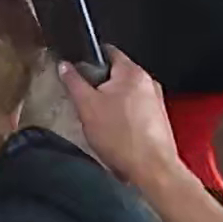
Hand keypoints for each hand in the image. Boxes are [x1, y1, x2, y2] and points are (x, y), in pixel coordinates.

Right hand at [59, 46, 186, 190]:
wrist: (151, 171)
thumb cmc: (124, 140)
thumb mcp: (86, 106)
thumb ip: (74, 82)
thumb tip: (65, 67)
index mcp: (132, 72)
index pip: (108, 51)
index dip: (89, 58)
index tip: (78, 67)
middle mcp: (148, 83)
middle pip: (115, 75)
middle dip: (98, 88)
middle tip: (87, 104)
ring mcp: (155, 102)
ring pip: (124, 96)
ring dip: (110, 106)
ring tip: (101, 124)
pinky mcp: (157, 121)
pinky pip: (134, 113)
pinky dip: (123, 120)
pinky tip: (115, 136)